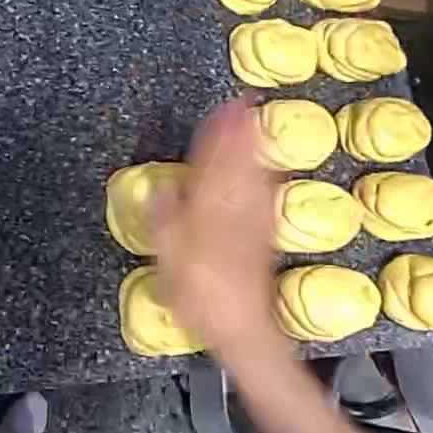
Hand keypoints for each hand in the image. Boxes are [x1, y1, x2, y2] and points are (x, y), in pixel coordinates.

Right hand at [153, 99, 286, 364]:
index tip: (219, 111)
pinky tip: (273, 166)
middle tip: (244, 103)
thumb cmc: (200, 297)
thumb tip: (158, 191)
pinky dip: (269, 175)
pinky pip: (268, 196)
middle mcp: (233, 213)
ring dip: (256, 147)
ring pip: (254, 176)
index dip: (214, 138)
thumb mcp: (170, 263)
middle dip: (239, 133)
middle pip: (236, 165)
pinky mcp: (265, 236)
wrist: (242, 328)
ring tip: (257, 121)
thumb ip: (164, 224)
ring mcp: (253, 223)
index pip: (209, 167)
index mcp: (206, 216)